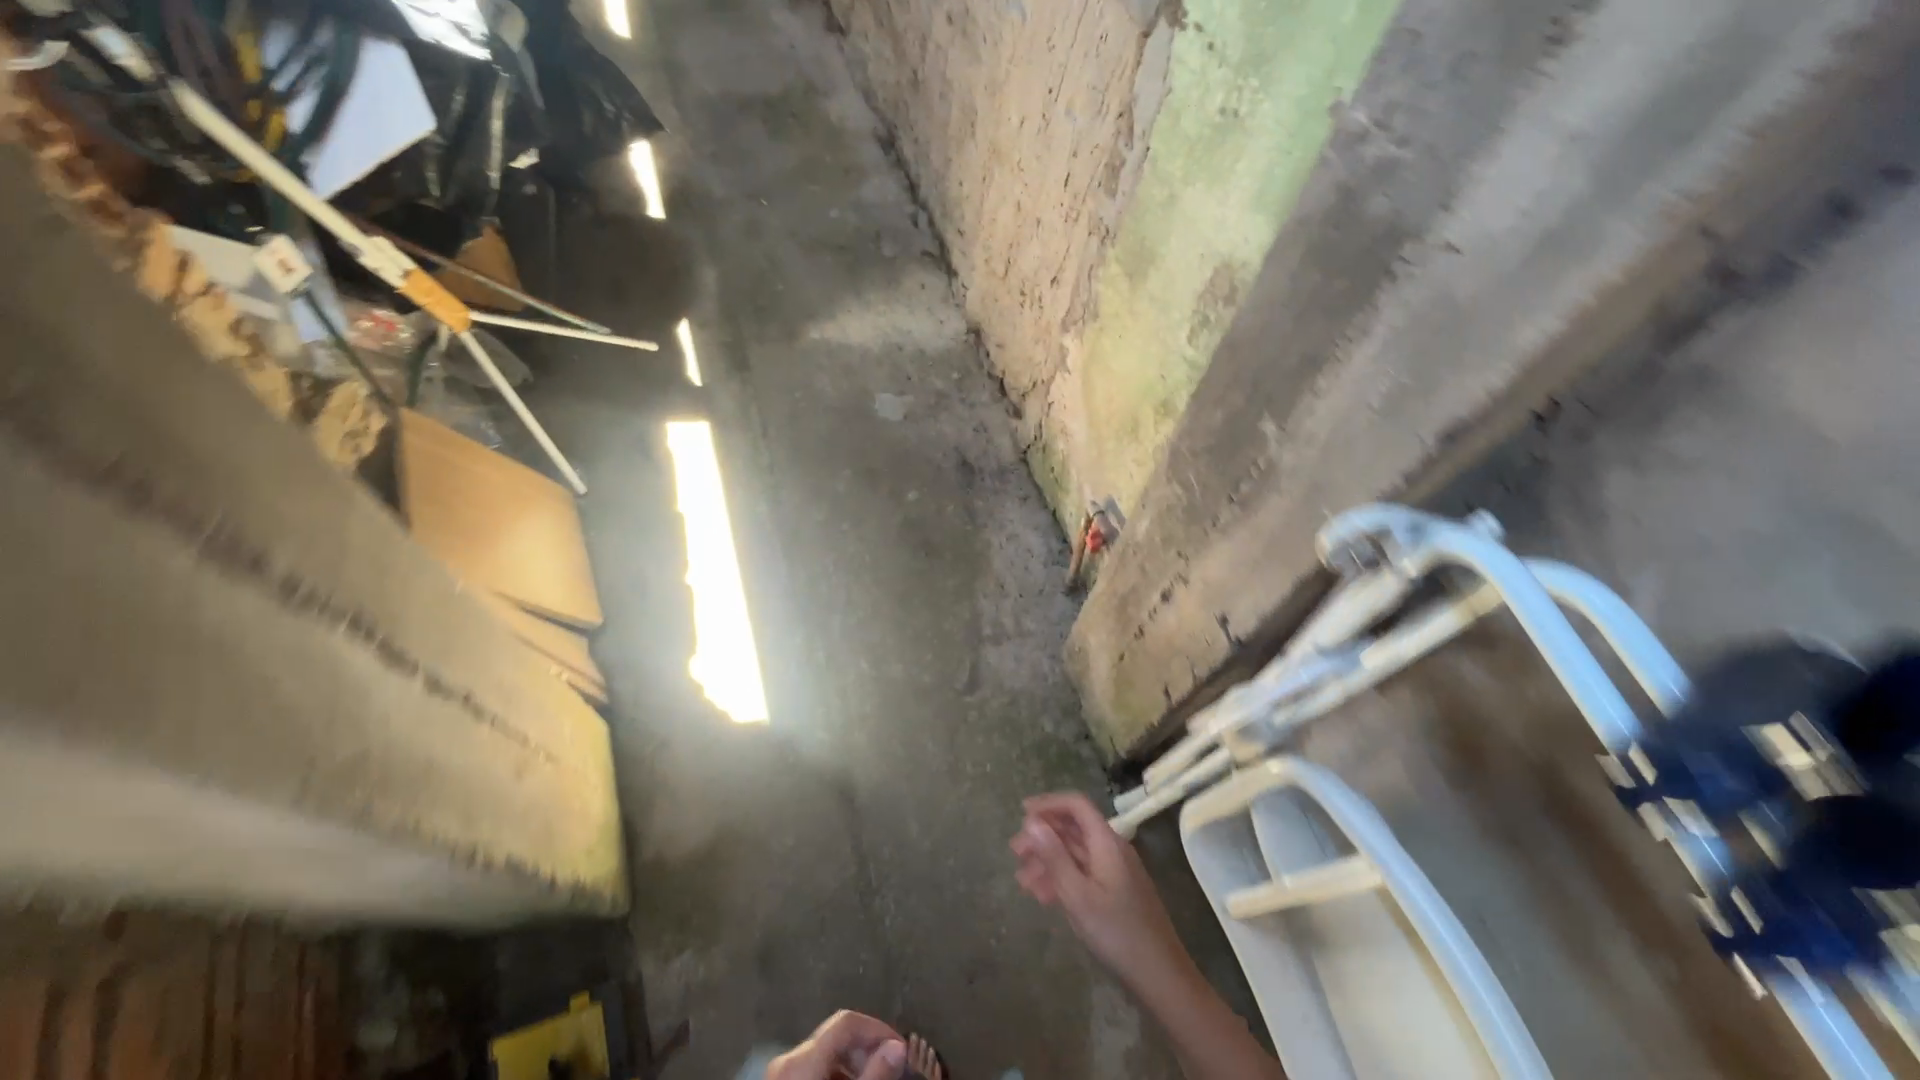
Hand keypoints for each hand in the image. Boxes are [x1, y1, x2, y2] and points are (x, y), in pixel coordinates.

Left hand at [765, 1011, 905, 1079]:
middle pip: (836, 1036)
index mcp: (801, 1058)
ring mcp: (779, 1071)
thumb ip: (874, 1073)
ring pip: (826, 1053)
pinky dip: (836, 1072)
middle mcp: (786, 1058)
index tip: (901, 1049)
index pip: (847, 1021)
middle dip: (868, 1047)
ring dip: (853, 1062)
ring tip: (873, 1077)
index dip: (878, 1028)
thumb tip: (898, 1046)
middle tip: (891, 1065)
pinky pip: (813, 1068)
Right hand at [1010, 793, 1190, 987]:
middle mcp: (1112, 850)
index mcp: (1107, 843)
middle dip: (1042, 837)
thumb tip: (1031, 822)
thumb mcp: (1078, 895)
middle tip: (1014, 853)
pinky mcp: (1115, 891)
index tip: (1021, 813)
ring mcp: (1114, 871)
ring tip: (1021, 880)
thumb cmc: (1116, 932)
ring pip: (1075, 853)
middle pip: (1073, 829)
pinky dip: (1061, 878)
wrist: (1159, 974)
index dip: (1048, 804)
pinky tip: (1042, 896)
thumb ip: (1054, 856)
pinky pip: (1083, 873)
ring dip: (1047, 861)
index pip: (1076, 806)